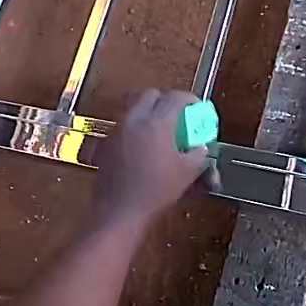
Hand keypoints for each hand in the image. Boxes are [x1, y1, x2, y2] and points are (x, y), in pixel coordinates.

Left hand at [92, 89, 211, 228]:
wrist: (120, 210)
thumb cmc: (156, 191)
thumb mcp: (187, 173)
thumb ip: (198, 154)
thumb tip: (200, 147)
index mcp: (157, 123)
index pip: (175, 97)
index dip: (189, 99)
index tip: (195, 107)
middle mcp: (134, 120)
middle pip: (150, 94)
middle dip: (165, 100)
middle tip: (176, 115)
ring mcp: (117, 130)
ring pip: (133, 108)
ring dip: (148, 112)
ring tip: (159, 130)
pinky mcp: (106, 143)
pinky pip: (122, 126)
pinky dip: (134, 128)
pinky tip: (141, 146)